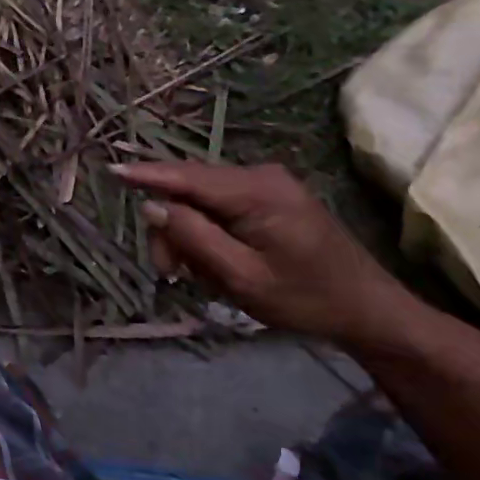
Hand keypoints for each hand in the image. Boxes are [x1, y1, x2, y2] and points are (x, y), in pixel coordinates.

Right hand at [115, 161, 411, 341]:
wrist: (367, 309)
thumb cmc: (306, 299)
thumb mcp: (242, 277)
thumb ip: (195, 238)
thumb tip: (153, 205)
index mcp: (256, 192)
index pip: (187, 177)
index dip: (147, 175)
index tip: (112, 170)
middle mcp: (260, 176)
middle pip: (192, 191)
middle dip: (174, 230)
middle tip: (171, 275)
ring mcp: (268, 185)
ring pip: (204, 201)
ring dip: (193, 237)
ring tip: (204, 278)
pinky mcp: (272, 198)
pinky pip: (223, 208)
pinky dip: (211, 234)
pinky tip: (220, 265)